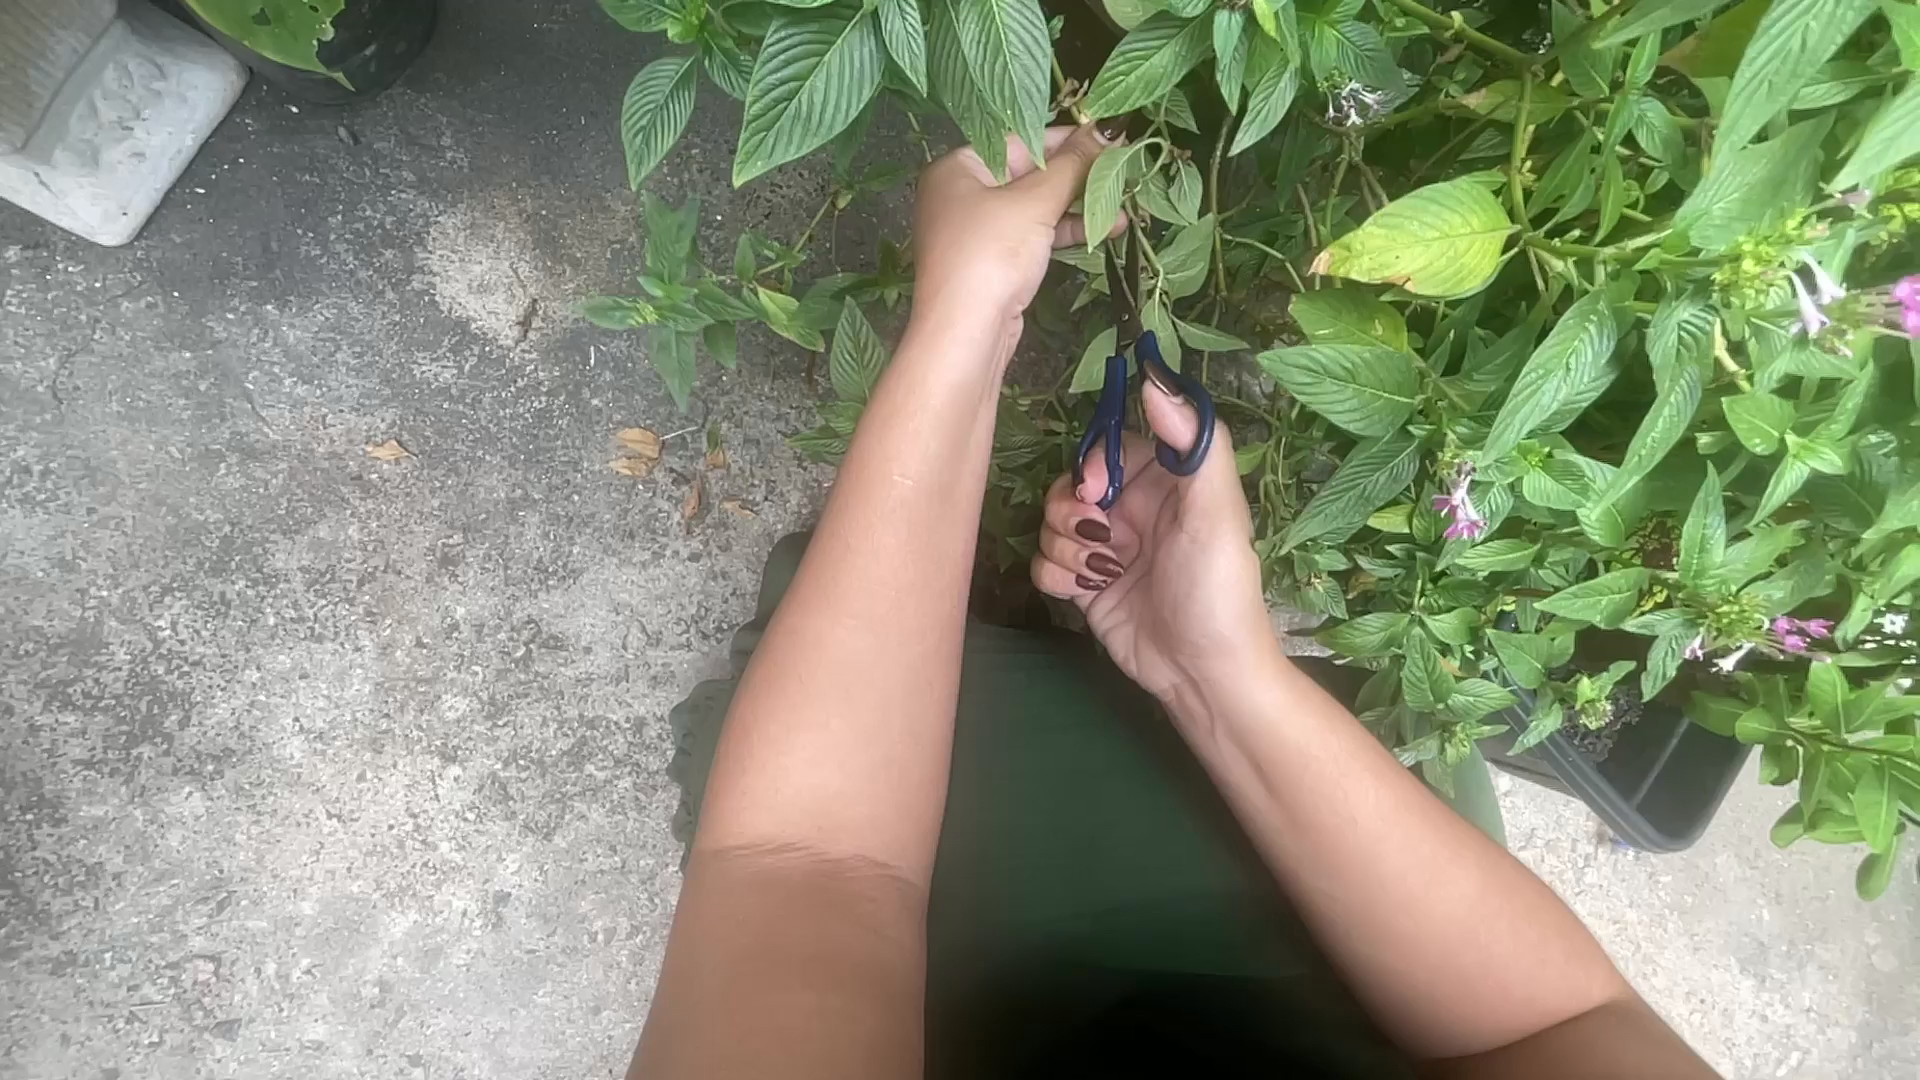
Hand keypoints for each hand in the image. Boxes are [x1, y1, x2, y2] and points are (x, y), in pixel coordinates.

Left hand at [911, 121, 1124, 332]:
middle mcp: (962, 196)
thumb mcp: (1035, 202)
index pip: (1020, 140)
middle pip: (1028, 174)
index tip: (1109, 138)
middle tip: (1122, 172)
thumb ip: (1072, 166)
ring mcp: (977, 235)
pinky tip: (1102, 232)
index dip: (1066, 139)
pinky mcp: (993, 266)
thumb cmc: (991, 255)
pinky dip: (1063, 234)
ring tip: (1121, 210)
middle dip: (1076, 177)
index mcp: (958, 168)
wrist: (966, 335)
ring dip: (1077, 209)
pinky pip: (1032, 238)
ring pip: (1033, 210)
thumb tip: (1108, 130)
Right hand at [1030, 381, 1282, 713]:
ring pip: (1051, 523)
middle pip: (1070, 484)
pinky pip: (1044, 562)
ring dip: (1068, 548)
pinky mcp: (1082, 584)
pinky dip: (1058, 576)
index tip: (1096, 490)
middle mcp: (1131, 511)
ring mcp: (1103, 548)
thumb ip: (1194, 443)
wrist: (1201, 674)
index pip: (1110, 448)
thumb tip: (1155, 378)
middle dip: (1071, 510)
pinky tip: (1087, 593)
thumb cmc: (1216, 591)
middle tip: (1100, 540)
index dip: (1093, 464)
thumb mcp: (1216, 513)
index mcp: (1166, 484)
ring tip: (1102, 574)